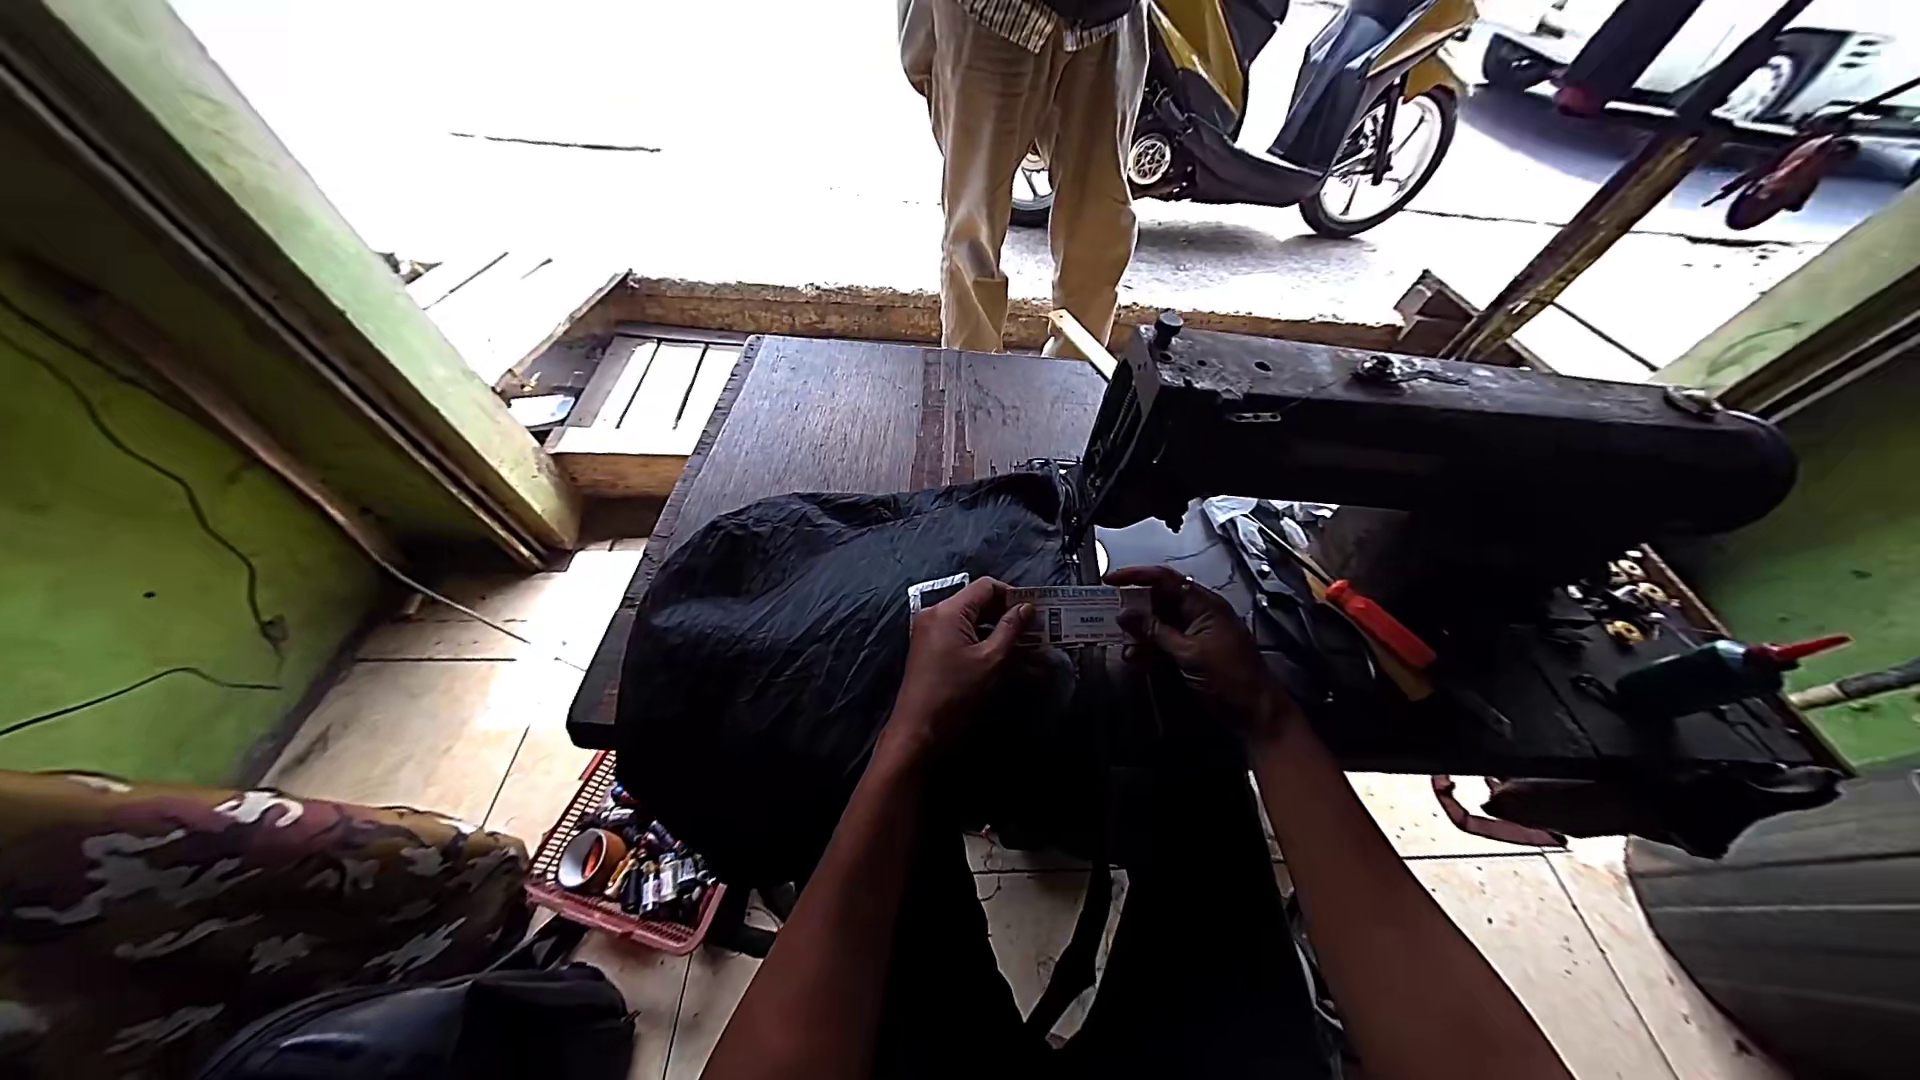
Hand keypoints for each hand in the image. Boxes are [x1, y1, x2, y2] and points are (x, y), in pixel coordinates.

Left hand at [879, 577, 1031, 764]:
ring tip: (1022, 644)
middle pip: (977, 601)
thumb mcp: (990, 660)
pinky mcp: (928, 646)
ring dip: (995, 628)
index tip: (1033, 611)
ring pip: (970, 619)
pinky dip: (980, 639)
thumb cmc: (955, 693)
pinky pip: (959, 633)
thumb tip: (1026, 607)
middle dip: (1006, 613)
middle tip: (1032, 628)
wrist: (918, 727)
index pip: (986, 586)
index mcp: (948, 610)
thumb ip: (1011, 629)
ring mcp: (929, 630)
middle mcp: (935, 613)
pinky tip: (1000, 654)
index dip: (1012, 595)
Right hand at [1104, 565, 1297, 745]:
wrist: (1255, 713)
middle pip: (1158, 600)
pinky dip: (1147, 648)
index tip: (1110, 580)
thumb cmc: (1229, 678)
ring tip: (1125, 644)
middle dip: (1133, 607)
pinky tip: (1136, 658)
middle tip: (1109, 614)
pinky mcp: (1189, 653)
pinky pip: (1162, 643)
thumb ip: (1155, 632)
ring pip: (1157, 624)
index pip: (1165, 579)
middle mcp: (1197, 614)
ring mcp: (1193, 634)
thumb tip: (1125, 615)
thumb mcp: (1188, 653)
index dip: (1136, 576)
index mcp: (1203, 605)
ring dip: (1139, 633)